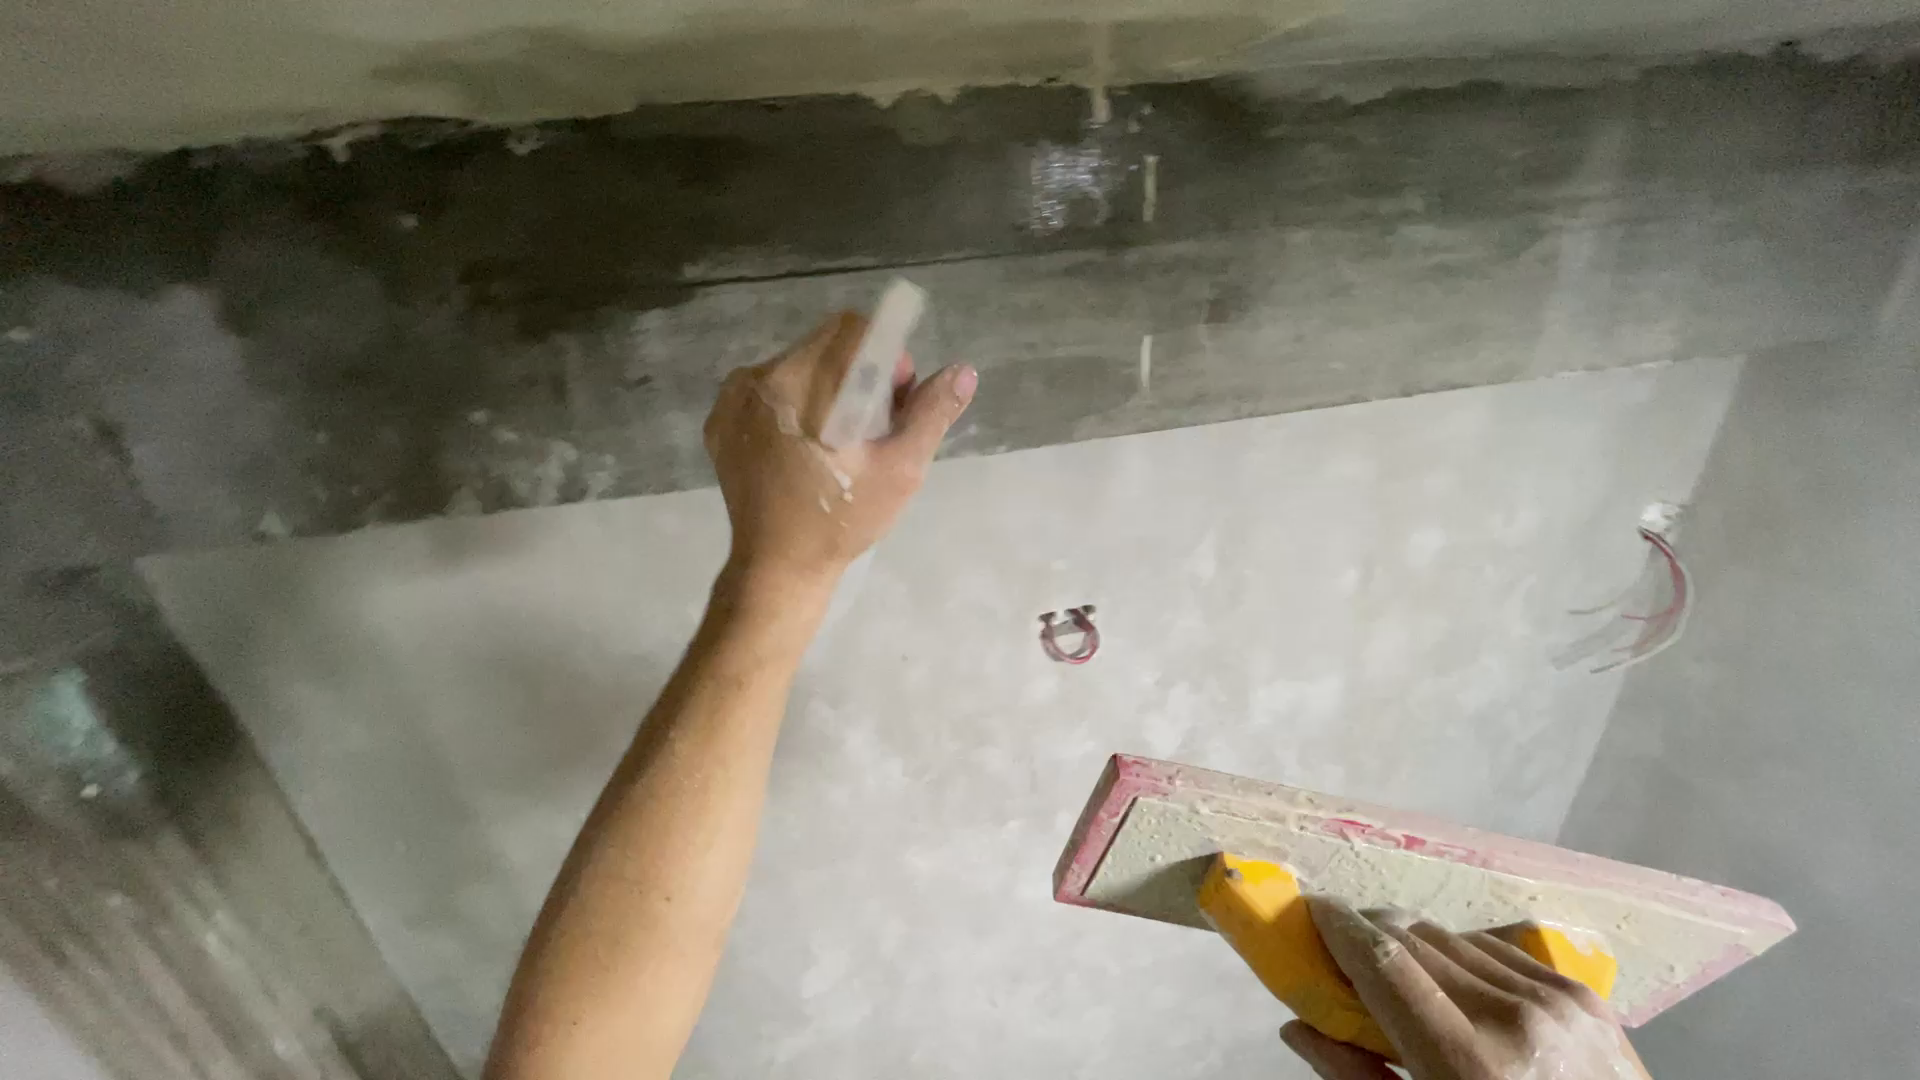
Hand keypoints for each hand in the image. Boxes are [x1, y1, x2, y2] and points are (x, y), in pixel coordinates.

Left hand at [703, 311, 976, 592]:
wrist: (778, 568)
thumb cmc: (842, 520)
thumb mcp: (900, 470)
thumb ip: (931, 414)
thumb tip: (963, 370)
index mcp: (798, 383)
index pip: (852, 329)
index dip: (885, 359)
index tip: (893, 404)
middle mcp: (757, 378)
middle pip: (825, 346)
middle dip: (860, 376)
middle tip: (872, 431)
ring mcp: (732, 400)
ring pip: (799, 366)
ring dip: (829, 391)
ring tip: (839, 446)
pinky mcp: (720, 422)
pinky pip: (770, 391)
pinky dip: (796, 408)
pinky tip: (805, 451)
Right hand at [1282, 897, 1652, 1079]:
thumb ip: (1355, 1079)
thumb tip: (1296, 1026)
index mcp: (1471, 1065)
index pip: (1385, 961)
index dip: (1339, 927)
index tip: (1311, 912)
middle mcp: (1516, 1018)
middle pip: (1411, 938)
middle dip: (1371, 937)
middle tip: (1350, 957)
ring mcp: (1558, 1003)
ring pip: (1450, 937)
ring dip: (1415, 948)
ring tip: (1412, 982)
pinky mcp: (1584, 997)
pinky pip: (1495, 949)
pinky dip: (1463, 958)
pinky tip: (1463, 991)